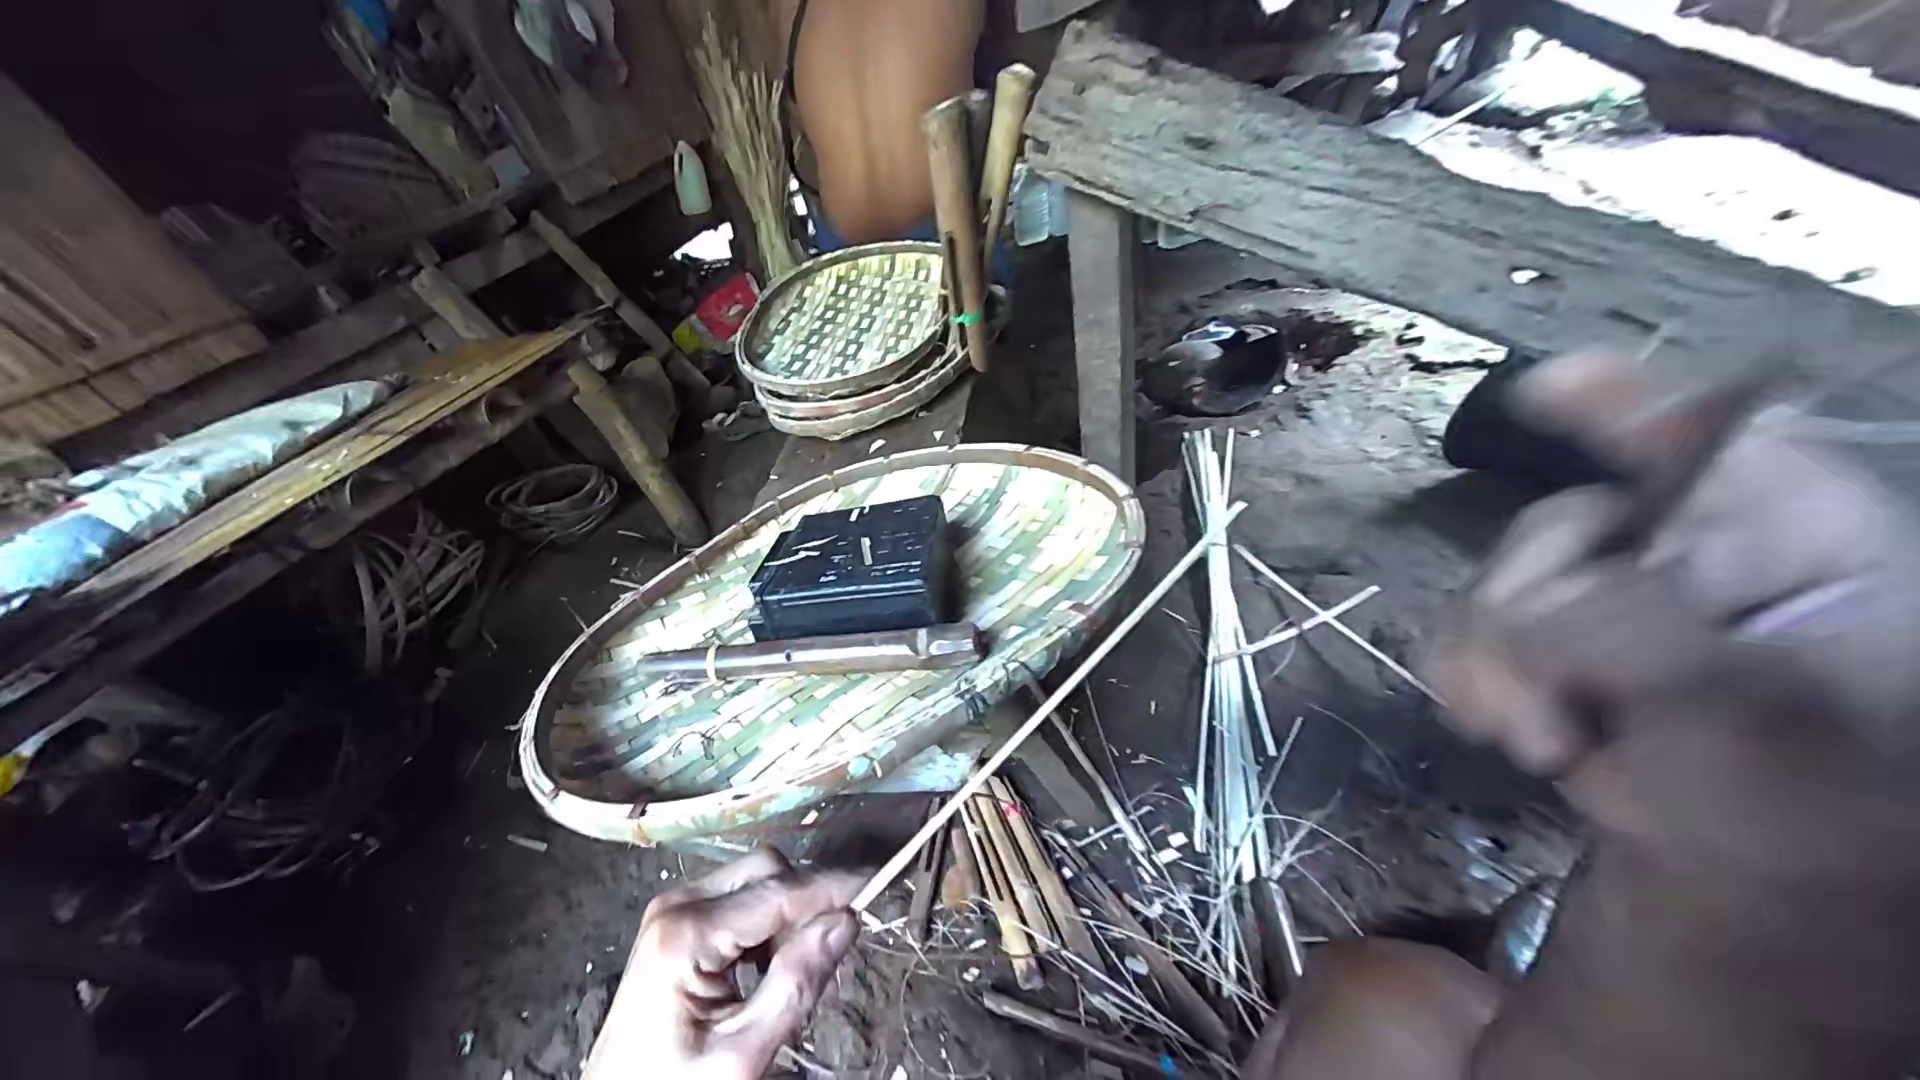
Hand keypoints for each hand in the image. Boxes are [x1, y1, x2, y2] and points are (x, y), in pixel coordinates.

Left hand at [584, 849, 860, 1079]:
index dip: (834, 887)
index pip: (781, 891)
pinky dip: (767, 919)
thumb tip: (847, 921)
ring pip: (757, 877)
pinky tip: (766, 964)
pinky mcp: (678, 918)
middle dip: (807, 900)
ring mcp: (674, 907)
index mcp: (686, 935)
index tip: (879, 886)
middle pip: (767, 869)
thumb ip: (796, 985)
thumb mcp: (741, 1056)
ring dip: (788, 911)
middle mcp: (677, 904)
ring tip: (792, 968)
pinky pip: (740, 895)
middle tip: (826, 953)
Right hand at [1432, 352, 1919, 841]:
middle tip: (1545, 708)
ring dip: (1489, 667)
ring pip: (1487, 591)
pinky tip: (1490, 719)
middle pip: (1548, 534)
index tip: (1543, 390)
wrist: (1758, 864)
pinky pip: (1461, 633)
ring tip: (1531, 736)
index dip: (1621, 404)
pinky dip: (1462, 676)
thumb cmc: (1815, 792)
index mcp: (1780, 540)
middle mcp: (1676, 551)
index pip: (1706, 440)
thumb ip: (1639, 640)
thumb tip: (1522, 612)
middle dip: (1526, 624)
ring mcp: (1596, 596)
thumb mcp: (1760, 717)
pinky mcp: (1537, 642)